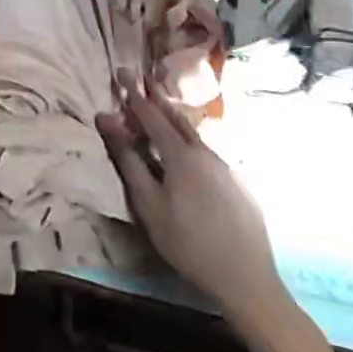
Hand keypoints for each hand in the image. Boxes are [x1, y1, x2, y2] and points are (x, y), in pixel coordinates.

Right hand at [98, 76, 286, 315]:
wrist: (246, 279)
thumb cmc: (187, 243)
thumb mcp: (148, 204)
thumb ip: (127, 159)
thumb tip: (105, 119)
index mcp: (181, 154)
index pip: (151, 115)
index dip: (134, 94)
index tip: (121, 72)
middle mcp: (205, 151)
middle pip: (176, 116)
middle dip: (156, 96)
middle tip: (141, 78)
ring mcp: (225, 166)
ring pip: (193, 134)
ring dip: (173, 118)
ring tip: (159, 110)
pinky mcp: (237, 183)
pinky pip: (206, 151)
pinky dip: (188, 140)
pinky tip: (185, 152)